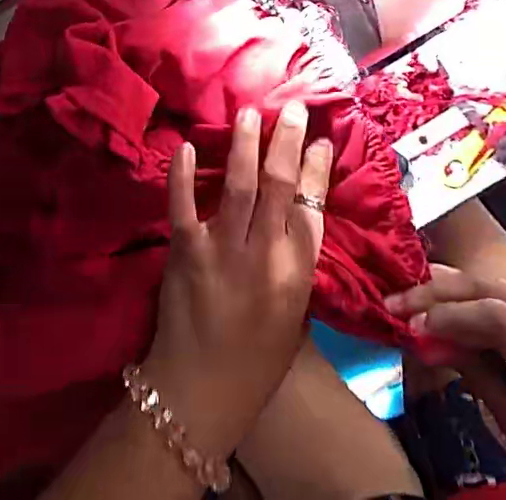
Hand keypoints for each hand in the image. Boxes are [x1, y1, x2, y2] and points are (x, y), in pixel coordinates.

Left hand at [143, 102, 333, 458]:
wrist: (199, 395)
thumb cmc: (256, 359)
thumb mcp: (295, 311)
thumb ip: (298, 259)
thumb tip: (302, 207)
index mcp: (296, 272)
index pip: (311, 207)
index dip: (317, 168)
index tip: (321, 140)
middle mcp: (264, 255)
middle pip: (279, 185)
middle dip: (287, 141)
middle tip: (291, 109)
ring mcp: (222, 251)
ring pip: (239, 186)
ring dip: (245, 145)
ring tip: (250, 113)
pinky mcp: (185, 254)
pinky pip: (184, 206)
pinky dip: (184, 176)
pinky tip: (188, 146)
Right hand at [386, 265, 505, 491]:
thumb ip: (477, 378)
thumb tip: (426, 341)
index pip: (497, 317)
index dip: (449, 316)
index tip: (411, 328)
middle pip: (489, 286)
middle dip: (436, 291)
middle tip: (395, 303)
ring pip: (492, 278)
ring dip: (446, 285)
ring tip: (407, 296)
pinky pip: (503, 285)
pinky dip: (466, 289)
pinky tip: (439, 297)